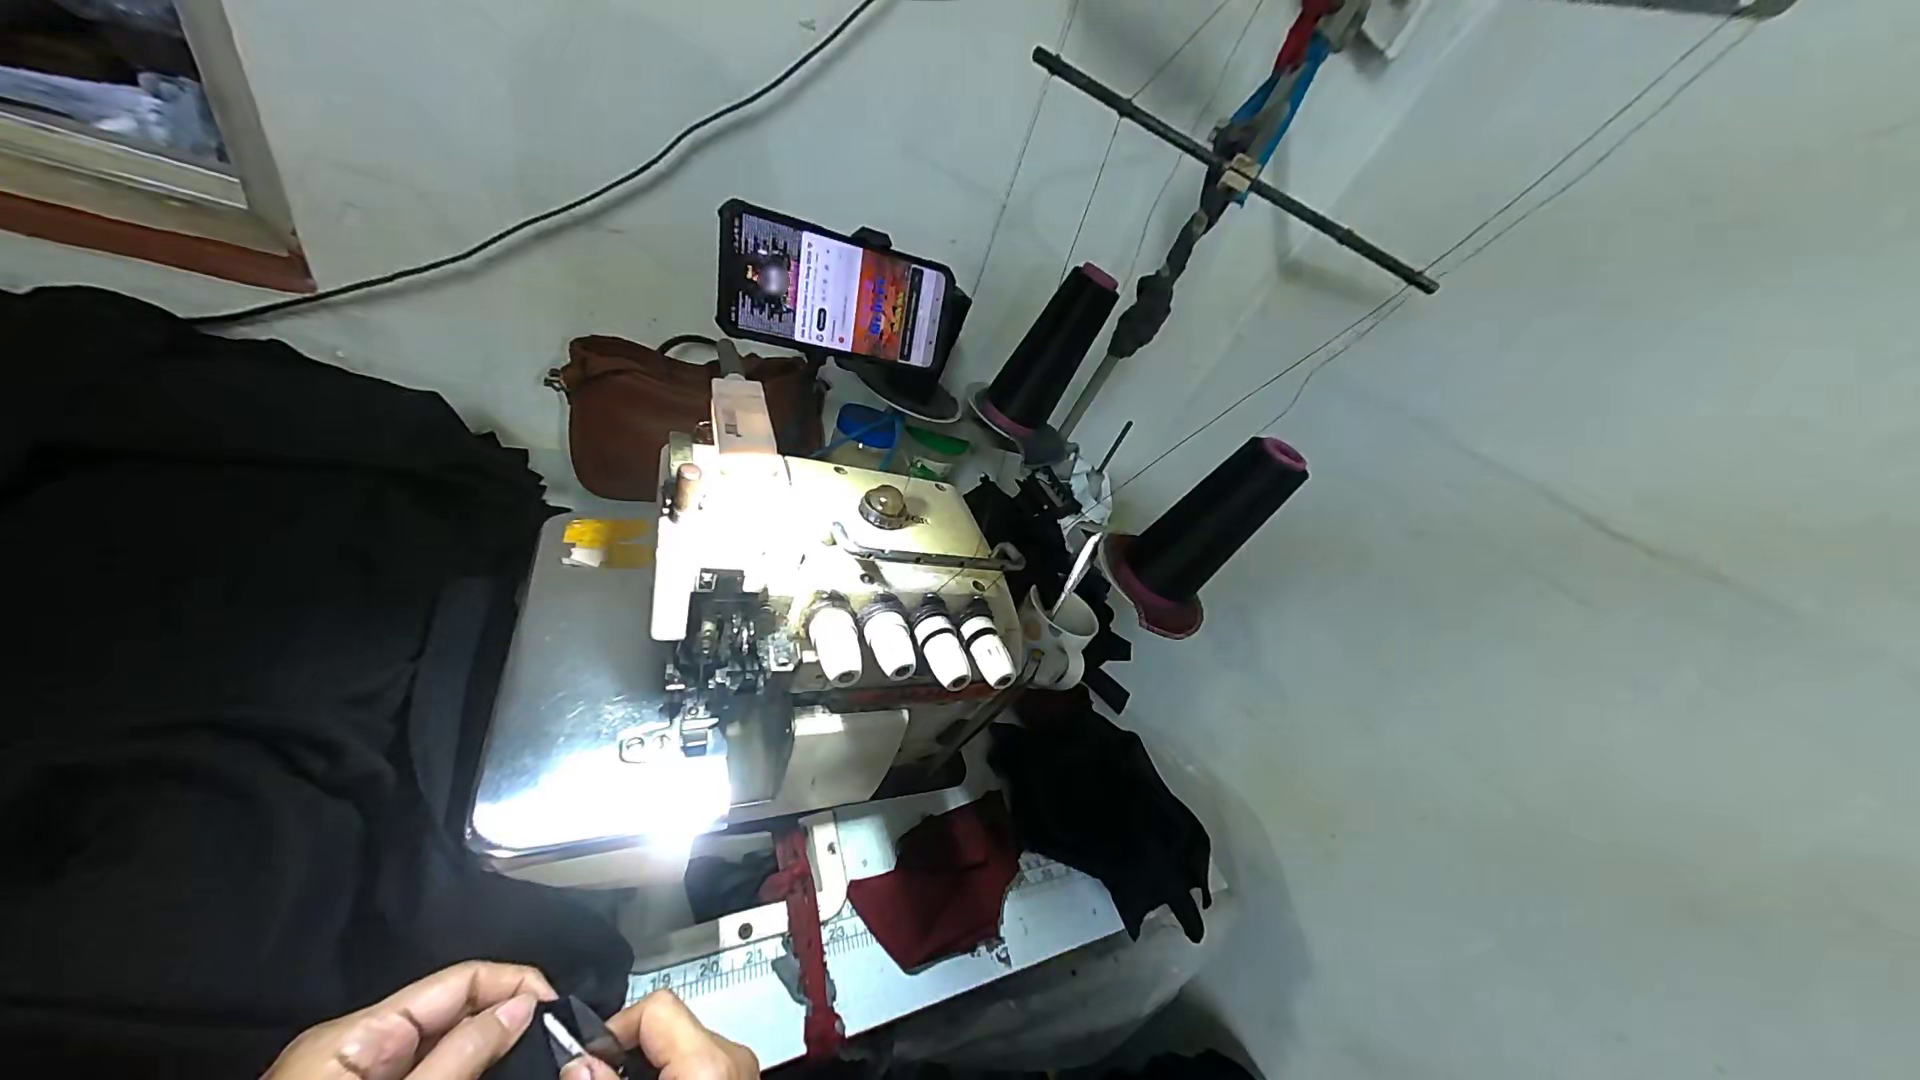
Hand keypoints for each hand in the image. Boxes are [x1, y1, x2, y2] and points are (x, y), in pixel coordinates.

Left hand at [261, 961, 555, 1079]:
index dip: (514, 984)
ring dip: (486, 1048)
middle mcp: (353, 1047)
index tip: (554, 1013)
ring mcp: (351, 1078)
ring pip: (441, 1043)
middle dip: (503, 1019)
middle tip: (549, 1045)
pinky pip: (422, 1071)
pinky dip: (460, 1072)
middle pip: (451, 1008)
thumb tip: (524, 1005)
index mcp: (355, 1036)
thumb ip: (462, 1055)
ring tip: (528, 1062)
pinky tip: (487, 1079)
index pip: (460, 979)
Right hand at [559, 990, 757, 1079]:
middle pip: (666, 1025)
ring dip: (646, 1068)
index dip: (614, 1029)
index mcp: (709, 1060)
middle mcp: (732, 1055)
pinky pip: (694, 1065)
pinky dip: (668, 1076)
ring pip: (678, 1046)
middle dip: (626, 1055)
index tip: (585, 1063)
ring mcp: (740, 1069)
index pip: (656, 1005)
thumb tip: (578, 1062)